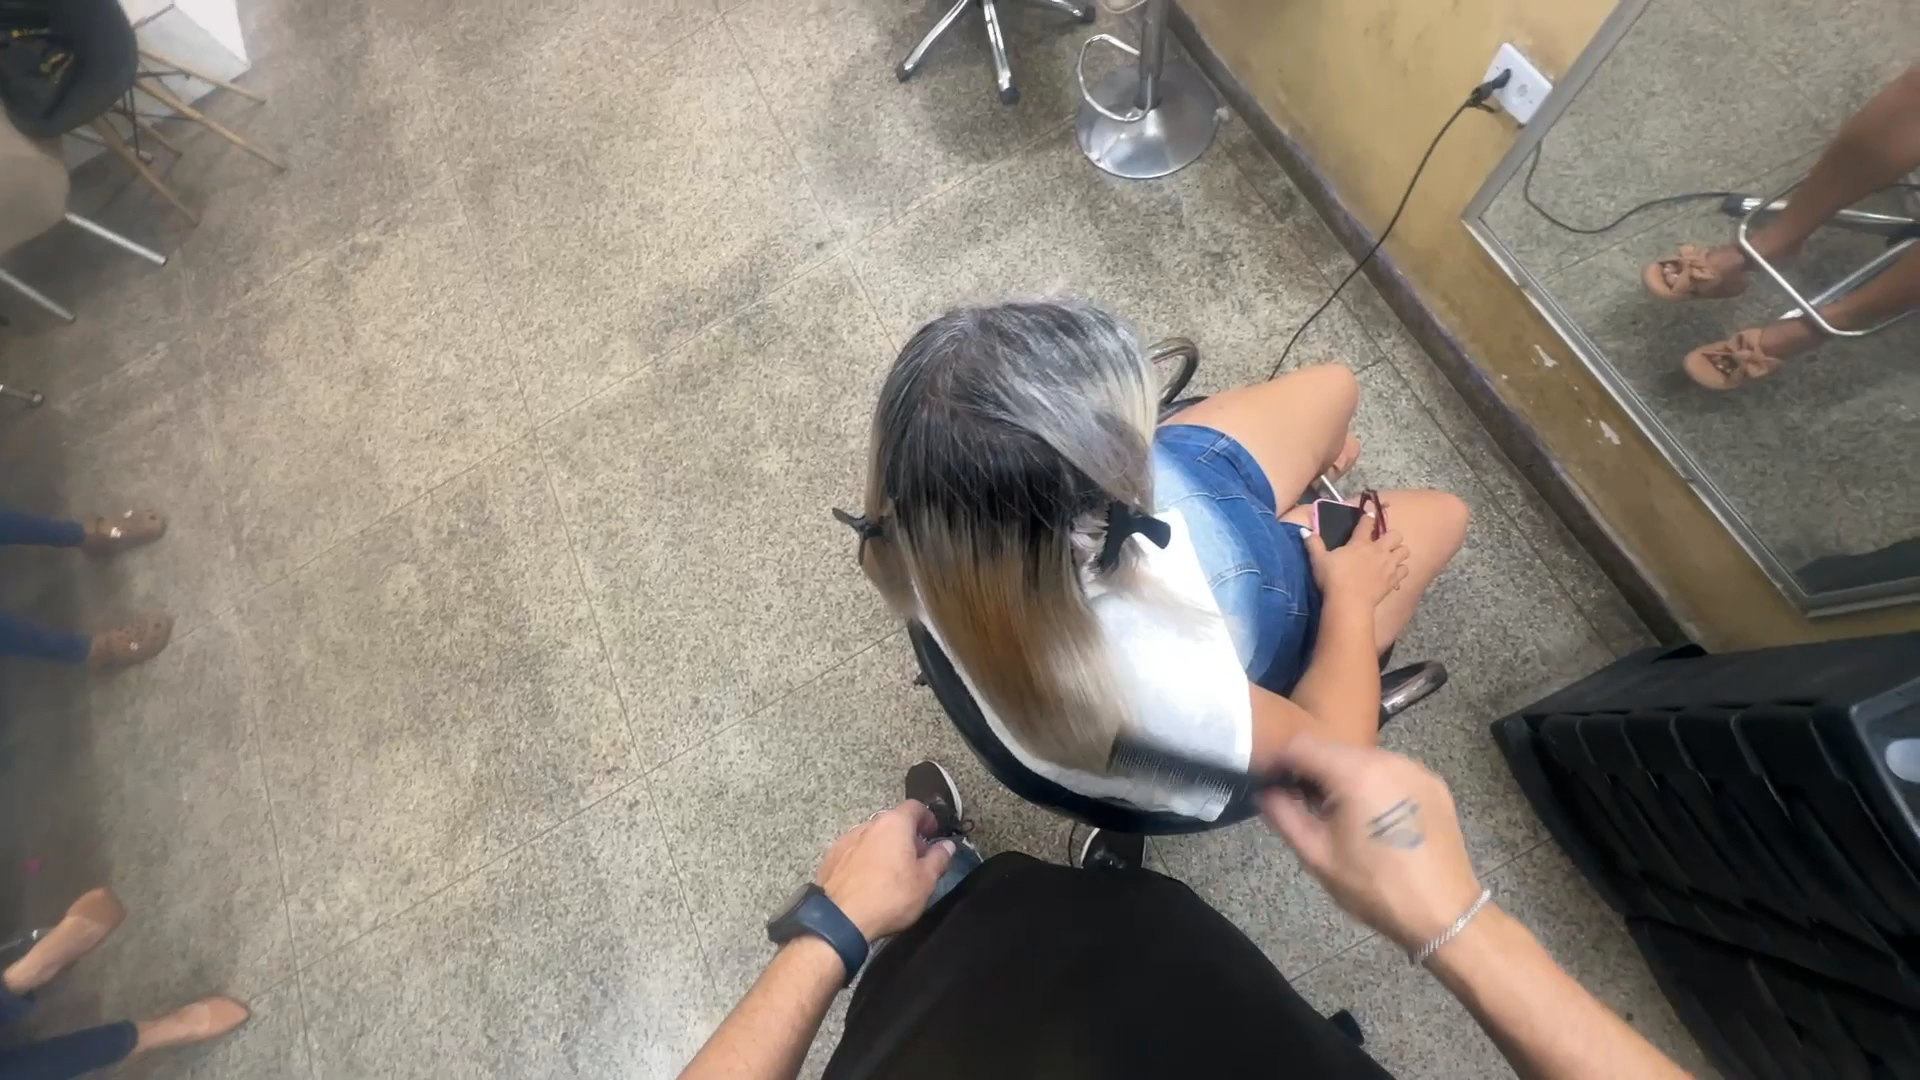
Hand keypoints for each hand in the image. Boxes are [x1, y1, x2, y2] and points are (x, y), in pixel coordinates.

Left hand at [815, 800, 955, 941]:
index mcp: (895, 823)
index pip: (915, 807)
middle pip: (893, 822)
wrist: (840, 920)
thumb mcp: (925, 882)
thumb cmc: (888, 897)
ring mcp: (848, 840)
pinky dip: (865, 860)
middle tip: (917, 859)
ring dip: (885, 848)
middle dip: (908, 837)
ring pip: (873, 837)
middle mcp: (870, 825)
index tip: (934, 832)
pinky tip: (869, 882)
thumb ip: (939, 859)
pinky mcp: (832, 857)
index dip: (928, 818)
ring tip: (893, 874)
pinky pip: (855, 852)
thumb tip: (947, 846)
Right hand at [1260, 734, 1482, 949]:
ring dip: (1343, 779)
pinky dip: (1373, 785)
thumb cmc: (1376, 888)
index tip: (1275, 786)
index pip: (1301, 746)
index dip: (1282, 763)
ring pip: (1361, 759)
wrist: (1449, 918)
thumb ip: (1282, 813)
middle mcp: (1387, 759)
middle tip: (1308, 808)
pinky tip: (1375, 818)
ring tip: (1343, 816)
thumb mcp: (1316, 855)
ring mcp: (1415, 769)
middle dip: (1314, 773)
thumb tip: (1264, 790)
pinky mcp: (1434, 784)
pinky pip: (1389, 771)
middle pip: (1332, 751)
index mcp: (1356, 773)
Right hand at [1305, 514, 1408, 607]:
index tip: (1369, 516)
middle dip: (1391, 536)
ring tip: (1391, 556)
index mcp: (1359, 543)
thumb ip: (1313, 543)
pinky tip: (1394, 572)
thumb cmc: (1332, 578)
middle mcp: (1378, 550)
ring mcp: (1389, 565)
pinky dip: (1401, 569)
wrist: (1349, 601)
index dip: (1368, 518)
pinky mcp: (1394, 579)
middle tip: (1382, 542)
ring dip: (1399, 551)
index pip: (1367, 524)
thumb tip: (1304, 530)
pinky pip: (1405, 570)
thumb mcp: (1318, 560)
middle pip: (1395, 535)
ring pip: (1405, 551)